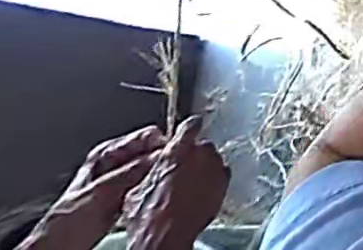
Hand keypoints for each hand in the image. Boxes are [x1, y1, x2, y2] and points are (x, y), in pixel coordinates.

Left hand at [18, 125, 163, 249]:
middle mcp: (114, 164)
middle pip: (150, 153)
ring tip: (159, 190)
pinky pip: (144, 189)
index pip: (146, 136)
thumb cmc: (66, 225)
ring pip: (149, 172)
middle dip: (160, 163)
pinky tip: (149, 202)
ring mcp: (118, 182)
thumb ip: (133, 170)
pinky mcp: (121, 200)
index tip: (175, 154)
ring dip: (155, 180)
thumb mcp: (102, 192)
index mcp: (106, 153)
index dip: (162, 144)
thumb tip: (164, 153)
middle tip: (168, 174)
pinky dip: (149, 193)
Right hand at [124, 117, 229, 249]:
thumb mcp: (137, 190)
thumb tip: (152, 169)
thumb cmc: (149, 217)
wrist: (166, 238)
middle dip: (193, 156)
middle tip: (181, 175)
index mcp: (179, 149)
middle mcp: (201, 151)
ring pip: (211, 160)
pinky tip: (200, 195)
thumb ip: (151, 170)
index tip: (187, 132)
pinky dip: (213, 181)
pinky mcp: (225, 180)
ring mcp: (215, 164)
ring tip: (189, 189)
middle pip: (201, 145)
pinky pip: (220, 174)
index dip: (188, 129)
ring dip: (203, 169)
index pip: (190, 124)